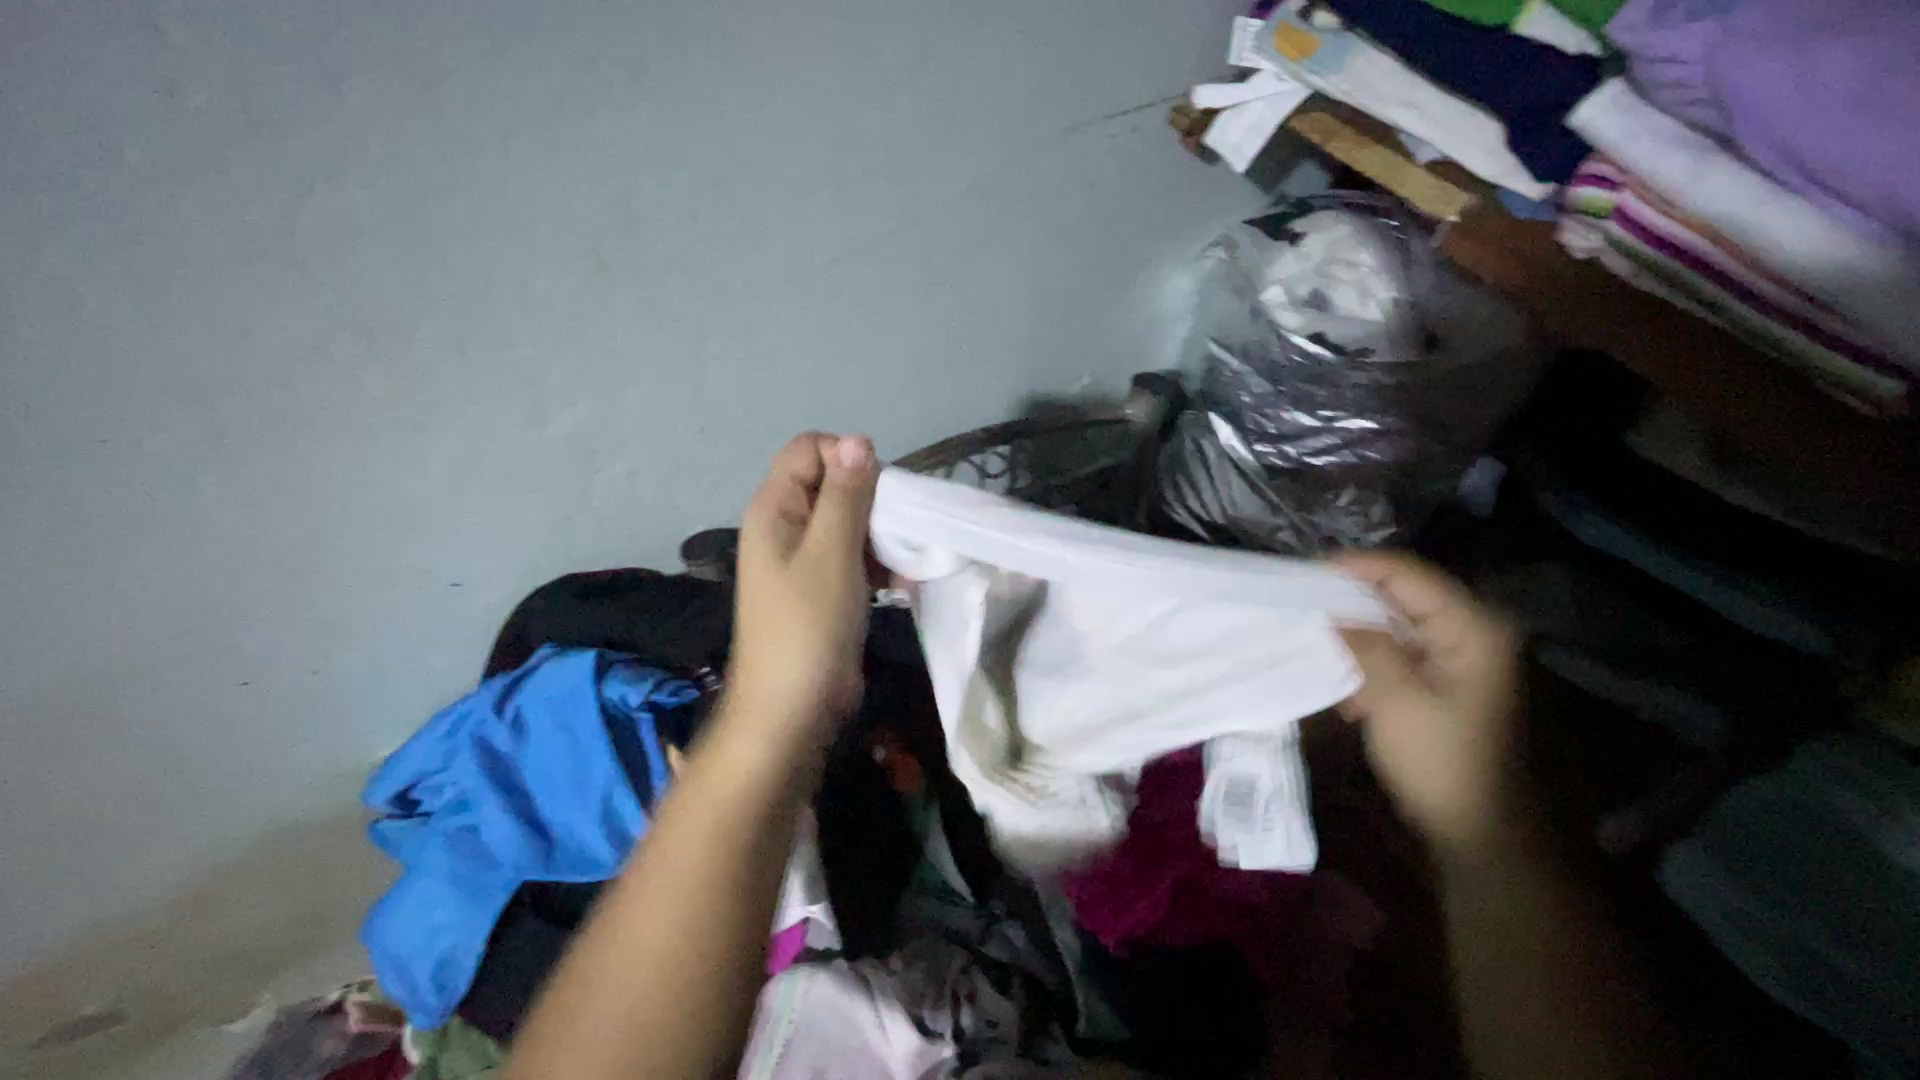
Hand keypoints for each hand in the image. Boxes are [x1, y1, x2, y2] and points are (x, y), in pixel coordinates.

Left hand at [727, 432, 878, 731]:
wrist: (792, 710)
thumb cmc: (808, 626)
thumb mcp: (832, 553)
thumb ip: (846, 495)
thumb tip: (858, 439)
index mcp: (775, 508)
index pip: (809, 449)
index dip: (848, 458)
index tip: (881, 493)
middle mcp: (785, 525)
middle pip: (833, 483)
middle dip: (874, 501)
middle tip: (899, 532)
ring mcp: (804, 559)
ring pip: (850, 521)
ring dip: (882, 536)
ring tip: (904, 564)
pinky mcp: (824, 588)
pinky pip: (854, 556)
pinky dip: (879, 563)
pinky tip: (901, 584)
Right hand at [1333, 551, 1524, 850]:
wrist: (1478, 829)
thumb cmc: (1438, 759)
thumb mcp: (1394, 698)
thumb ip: (1366, 644)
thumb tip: (1334, 610)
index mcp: (1471, 628)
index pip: (1408, 574)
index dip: (1357, 567)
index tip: (1306, 571)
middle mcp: (1473, 631)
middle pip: (1405, 594)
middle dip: (1355, 598)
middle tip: (1306, 600)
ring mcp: (1463, 657)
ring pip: (1400, 623)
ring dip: (1361, 631)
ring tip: (1320, 639)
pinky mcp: (1449, 681)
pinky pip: (1404, 651)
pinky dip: (1373, 657)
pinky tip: (1348, 682)